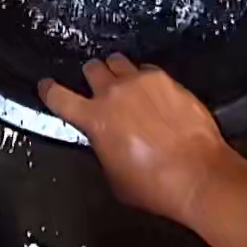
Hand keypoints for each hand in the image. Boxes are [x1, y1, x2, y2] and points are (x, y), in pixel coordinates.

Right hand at [40, 54, 241, 226]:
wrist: (199, 175)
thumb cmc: (158, 185)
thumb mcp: (116, 178)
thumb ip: (102, 149)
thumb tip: (103, 141)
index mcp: (94, 119)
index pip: (59, 96)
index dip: (49, 90)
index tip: (47, 86)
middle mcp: (112, 93)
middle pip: (91, 68)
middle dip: (93, 78)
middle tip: (102, 90)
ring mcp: (138, 81)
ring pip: (117, 61)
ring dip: (118, 73)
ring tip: (128, 87)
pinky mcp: (162, 78)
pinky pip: (146, 70)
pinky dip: (146, 80)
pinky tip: (155, 96)